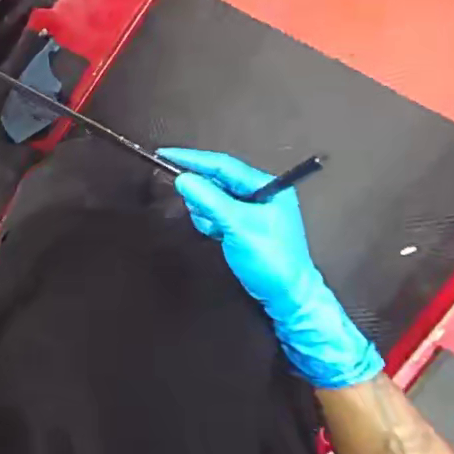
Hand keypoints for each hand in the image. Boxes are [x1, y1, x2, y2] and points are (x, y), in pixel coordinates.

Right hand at [158, 147, 382, 388]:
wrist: (289, 299)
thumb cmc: (271, 260)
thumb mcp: (238, 227)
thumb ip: (210, 200)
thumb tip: (182, 179)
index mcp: (267, 185)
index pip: (223, 164)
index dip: (193, 159)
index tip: (164, 153)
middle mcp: (260, 192)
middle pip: (218, 179)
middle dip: (201, 191)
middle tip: (189, 203)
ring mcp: (252, 210)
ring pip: (214, 196)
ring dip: (206, 210)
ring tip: (213, 229)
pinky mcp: (243, 225)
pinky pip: (217, 212)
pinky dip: (210, 220)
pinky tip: (215, 234)